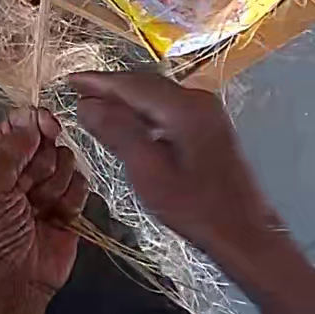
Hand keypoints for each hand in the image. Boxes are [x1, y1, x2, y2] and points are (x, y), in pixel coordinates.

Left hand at [0, 108, 85, 313]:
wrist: (18, 279)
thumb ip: (11, 149)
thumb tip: (33, 119)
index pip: (17, 125)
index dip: (34, 121)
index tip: (48, 126)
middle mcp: (22, 168)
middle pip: (46, 140)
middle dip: (42, 163)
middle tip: (28, 189)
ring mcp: (48, 185)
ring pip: (67, 160)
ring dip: (54, 184)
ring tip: (39, 208)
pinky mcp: (70, 203)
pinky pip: (81, 184)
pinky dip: (70, 199)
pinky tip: (58, 216)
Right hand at [69, 71, 279, 254]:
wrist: (245, 233)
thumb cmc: (194, 208)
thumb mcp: (148, 172)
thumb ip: (117, 133)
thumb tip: (86, 104)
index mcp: (184, 108)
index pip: (130, 85)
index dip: (97, 81)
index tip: (69, 80)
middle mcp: (197, 100)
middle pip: (143, 84)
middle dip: (108, 87)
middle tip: (75, 90)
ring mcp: (206, 111)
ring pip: (154, 94)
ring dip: (124, 97)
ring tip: (93, 103)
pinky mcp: (208, 125)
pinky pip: (165, 106)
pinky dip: (140, 109)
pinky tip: (125, 120)